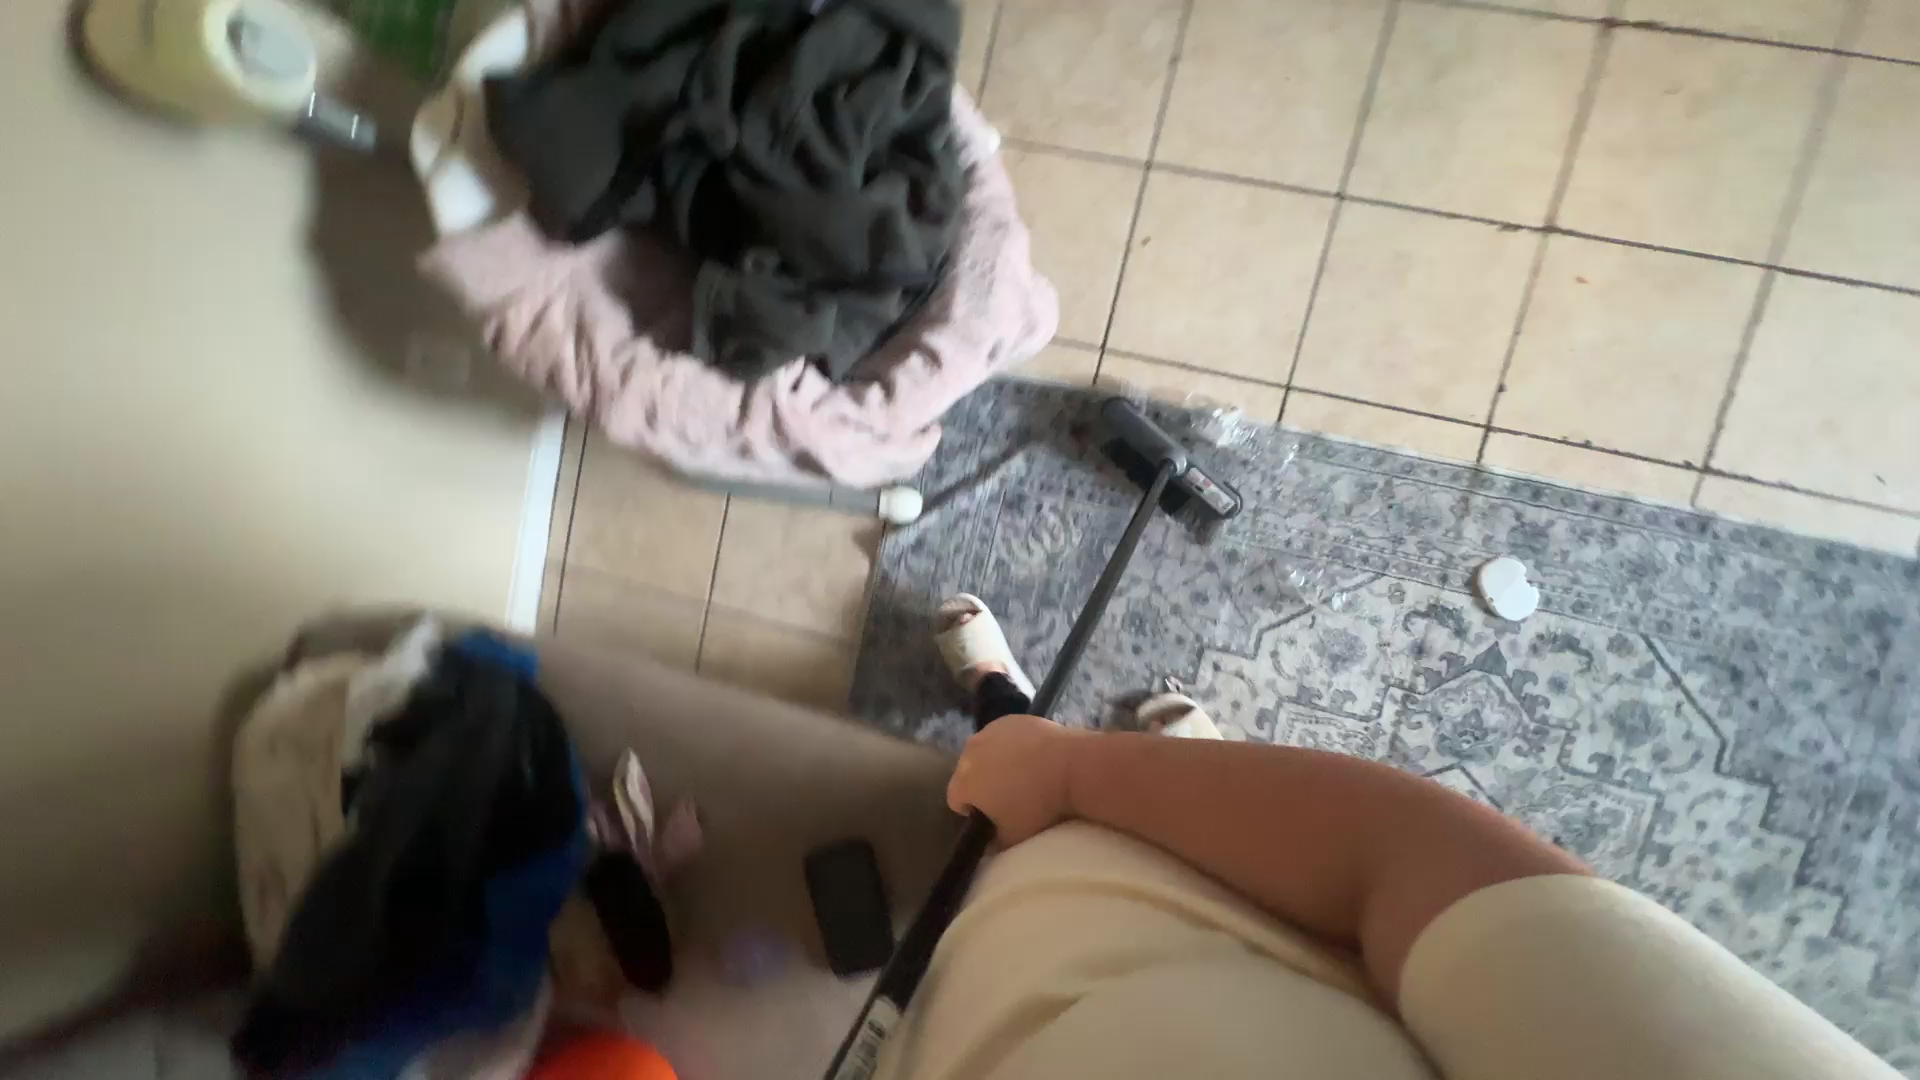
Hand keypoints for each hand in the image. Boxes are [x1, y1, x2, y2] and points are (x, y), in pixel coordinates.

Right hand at [946, 715, 1090, 845]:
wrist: (1071, 766)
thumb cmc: (1037, 805)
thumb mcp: (1013, 837)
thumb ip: (994, 844)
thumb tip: (989, 845)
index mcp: (964, 781)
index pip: (955, 799)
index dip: (971, 810)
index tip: (989, 816)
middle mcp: (970, 751)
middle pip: (967, 771)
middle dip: (981, 783)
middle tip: (1006, 796)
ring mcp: (990, 730)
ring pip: (984, 750)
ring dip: (995, 761)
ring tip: (1021, 773)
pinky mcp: (1011, 718)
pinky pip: (1003, 735)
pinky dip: (1012, 744)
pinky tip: (1033, 754)